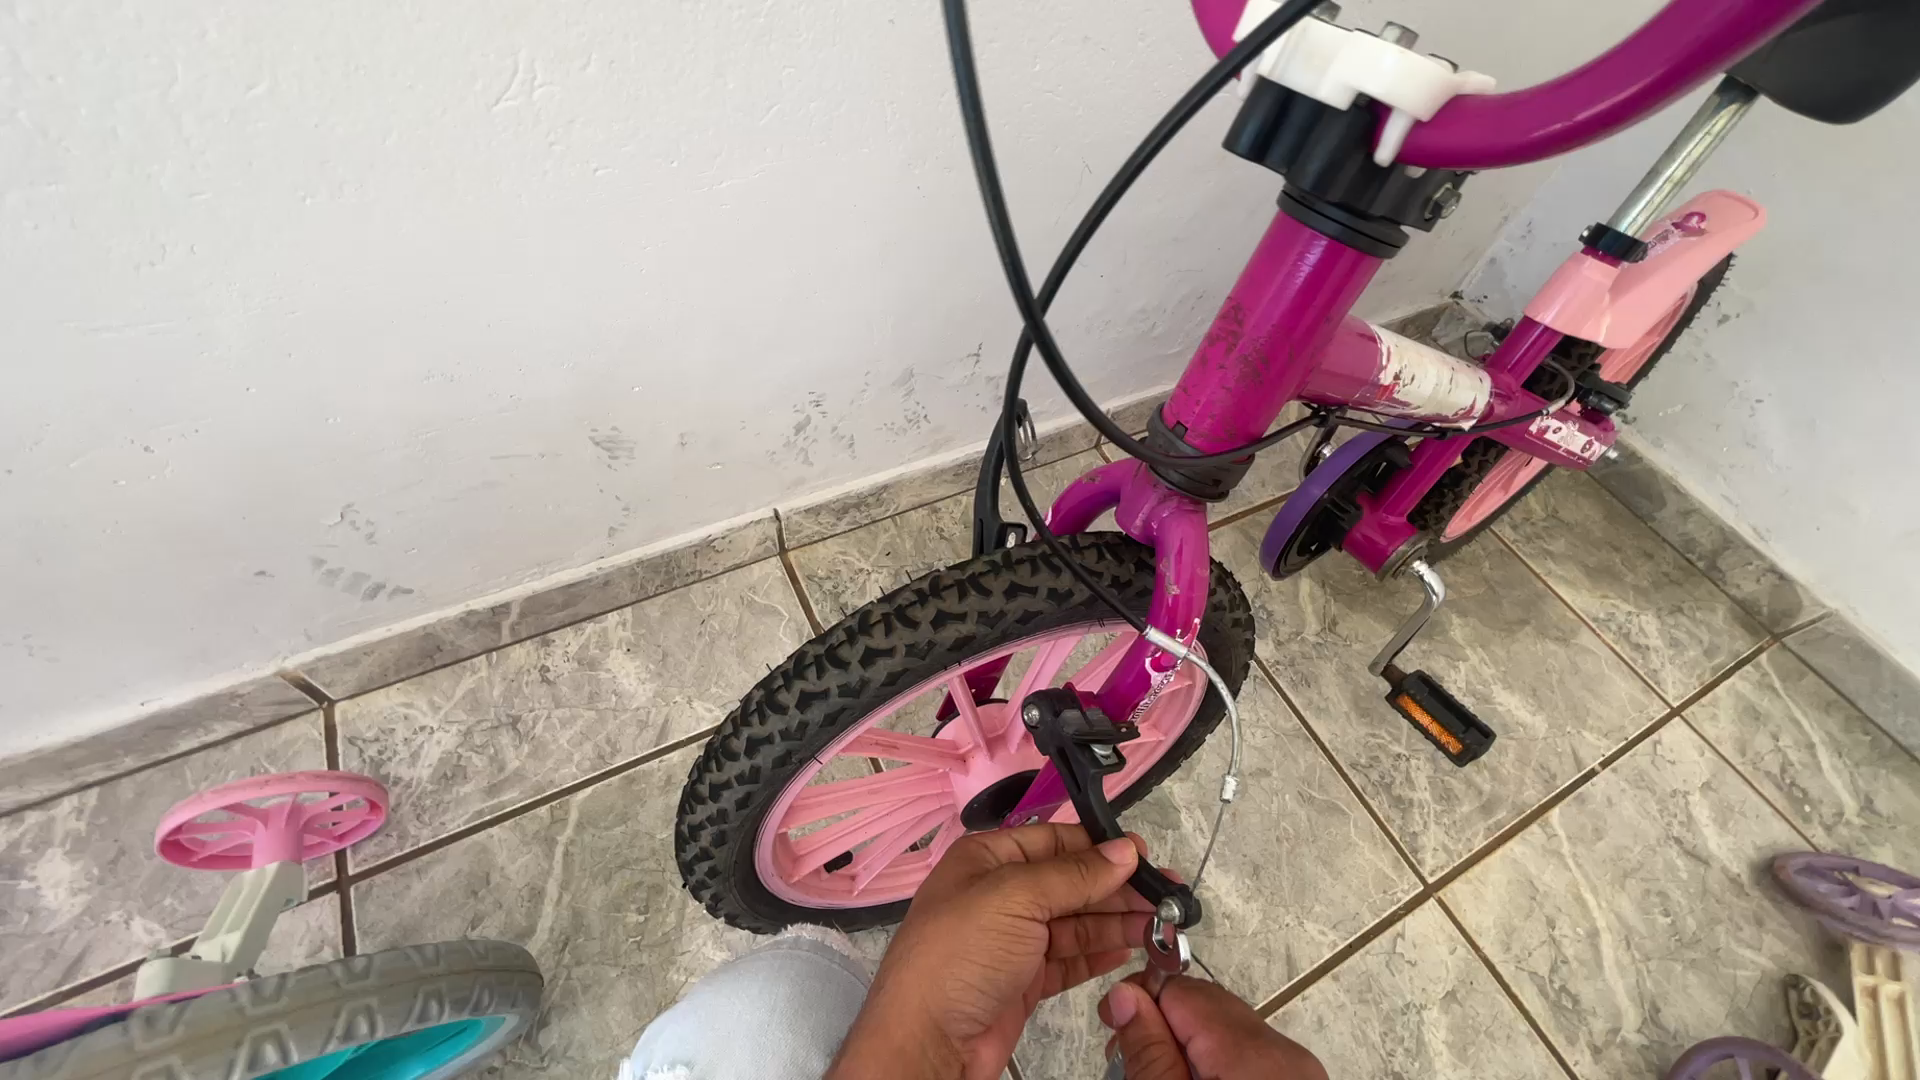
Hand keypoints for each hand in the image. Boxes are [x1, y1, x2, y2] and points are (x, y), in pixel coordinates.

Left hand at [827, 824, 1152, 1079]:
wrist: (927, 1042)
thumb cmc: (960, 953)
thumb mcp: (1015, 897)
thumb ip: (1073, 874)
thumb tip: (1125, 850)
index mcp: (988, 859)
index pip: (1053, 842)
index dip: (1098, 847)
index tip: (1144, 855)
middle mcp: (1001, 893)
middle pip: (1069, 882)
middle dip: (1115, 887)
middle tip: (1166, 894)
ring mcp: (1012, 939)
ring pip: (1074, 921)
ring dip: (1116, 921)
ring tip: (1161, 922)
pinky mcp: (1024, 979)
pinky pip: (1069, 957)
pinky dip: (1099, 952)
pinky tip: (1130, 946)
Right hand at [1099, 973, 1326, 1079]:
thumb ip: (1152, 1054)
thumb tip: (1124, 992)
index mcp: (1258, 1056)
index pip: (1183, 991)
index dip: (1140, 1000)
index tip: (1110, 1027)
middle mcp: (1286, 1055)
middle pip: (1205, 1007)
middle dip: (1159, 1024)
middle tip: (1123, 1058)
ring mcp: (1299, 1074)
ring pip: (1223, 1033)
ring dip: (1182, 1047)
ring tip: (1151, 1072)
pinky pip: (1246, 1058)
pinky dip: (1212, 1065)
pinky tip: (1189, 1079)